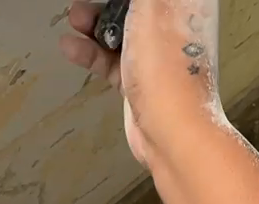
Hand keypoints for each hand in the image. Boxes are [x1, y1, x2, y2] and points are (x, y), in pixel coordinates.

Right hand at [58, 0, 224, 165]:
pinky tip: (72, 47)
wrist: (171, 135)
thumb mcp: (151, 8)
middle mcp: (174, 30)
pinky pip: (112, 61)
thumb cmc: (170, 74)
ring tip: (76, 19)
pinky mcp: (140, 84)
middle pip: (135, 8)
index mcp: (187, 6)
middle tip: (87, 1)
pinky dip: (92, 53)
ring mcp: (156, 59)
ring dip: (95, 24)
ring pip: (121, 32)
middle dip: (108, 1)